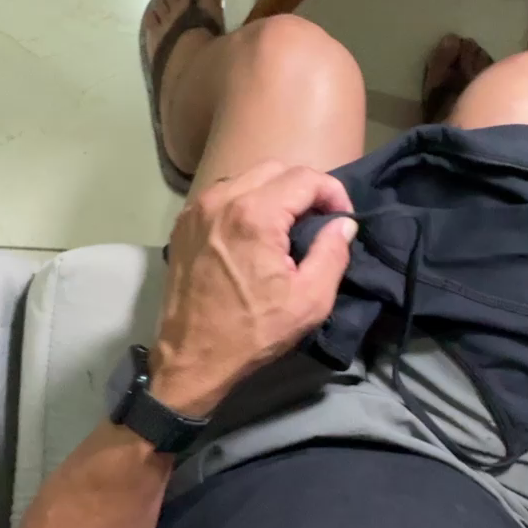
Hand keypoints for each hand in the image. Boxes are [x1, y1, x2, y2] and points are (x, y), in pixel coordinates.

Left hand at [150, 161, 356, 416]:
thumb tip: (344, 224)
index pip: (305, 178)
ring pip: (247, 178)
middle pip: (275, 169)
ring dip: (274, 193)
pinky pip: (223, 196)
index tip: (342, 220)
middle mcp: (222, 200)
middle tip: (319, 220)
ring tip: (289, 226)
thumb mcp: (309, 301)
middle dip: (304, 189)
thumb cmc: (253, 333)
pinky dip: (246, 203)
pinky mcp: (183, 225)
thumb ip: (332, 254)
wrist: (193, 358)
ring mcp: (197, 210)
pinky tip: (256, 233)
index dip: (333, 193)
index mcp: (255, 215)